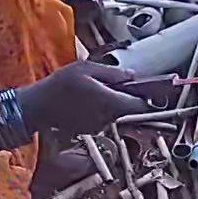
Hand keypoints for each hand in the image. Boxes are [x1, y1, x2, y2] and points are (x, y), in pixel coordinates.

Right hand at [19, 62, 151, 134]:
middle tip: (112, 83)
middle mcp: (108, 117)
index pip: (141, 105)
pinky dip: (100, 109)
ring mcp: (100, 125)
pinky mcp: (91, 130)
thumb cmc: (60, 85)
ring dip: (111, 102)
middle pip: (128, 107)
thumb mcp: (86, 69)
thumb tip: (133, 76)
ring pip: (116, 112)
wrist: (38, 107)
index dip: (151, 98)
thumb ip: (112, 74)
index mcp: (110, 101)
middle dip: (126, 96)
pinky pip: (103, 117)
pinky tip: (84, 100)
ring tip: (92, 90)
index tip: (159, 91)